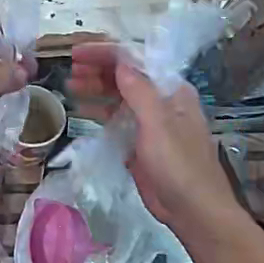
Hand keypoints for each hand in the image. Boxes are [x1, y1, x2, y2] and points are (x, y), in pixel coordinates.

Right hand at [68, 43, 243, 234]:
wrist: (193, 210)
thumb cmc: (178, 164)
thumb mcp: (158, 123)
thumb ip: (138, 90)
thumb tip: (120, 62)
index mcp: (171, 90)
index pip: (136, 61)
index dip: (106, 53)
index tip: (76, 52)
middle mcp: (161, 102)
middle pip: (126, 77)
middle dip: (98, 69)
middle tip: (70, 70)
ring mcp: (150, 123)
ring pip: (119, 97)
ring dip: (96, 89)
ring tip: (71, 85)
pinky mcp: (140, 144)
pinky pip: (117, 119)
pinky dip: (100, 111)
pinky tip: (82, 109)